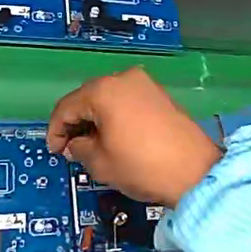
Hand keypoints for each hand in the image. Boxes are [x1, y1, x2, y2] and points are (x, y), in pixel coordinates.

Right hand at [46, 67, 221, 206]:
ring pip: (108, 98)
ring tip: (93, 145)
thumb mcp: (100, 163)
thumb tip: (75, 143)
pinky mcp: (160, 94)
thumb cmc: (143, 167)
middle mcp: (123, 78)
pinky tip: (115, 136)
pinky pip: (127, 100)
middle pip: (87, 97)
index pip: (66, 107)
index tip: (55, 151)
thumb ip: (78, 148)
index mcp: (104, 91)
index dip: (55, 131)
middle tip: (71, 149)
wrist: (195, 172)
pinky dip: (116, 115)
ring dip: (96, 118)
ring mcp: (145, 84)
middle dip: (76, 122)